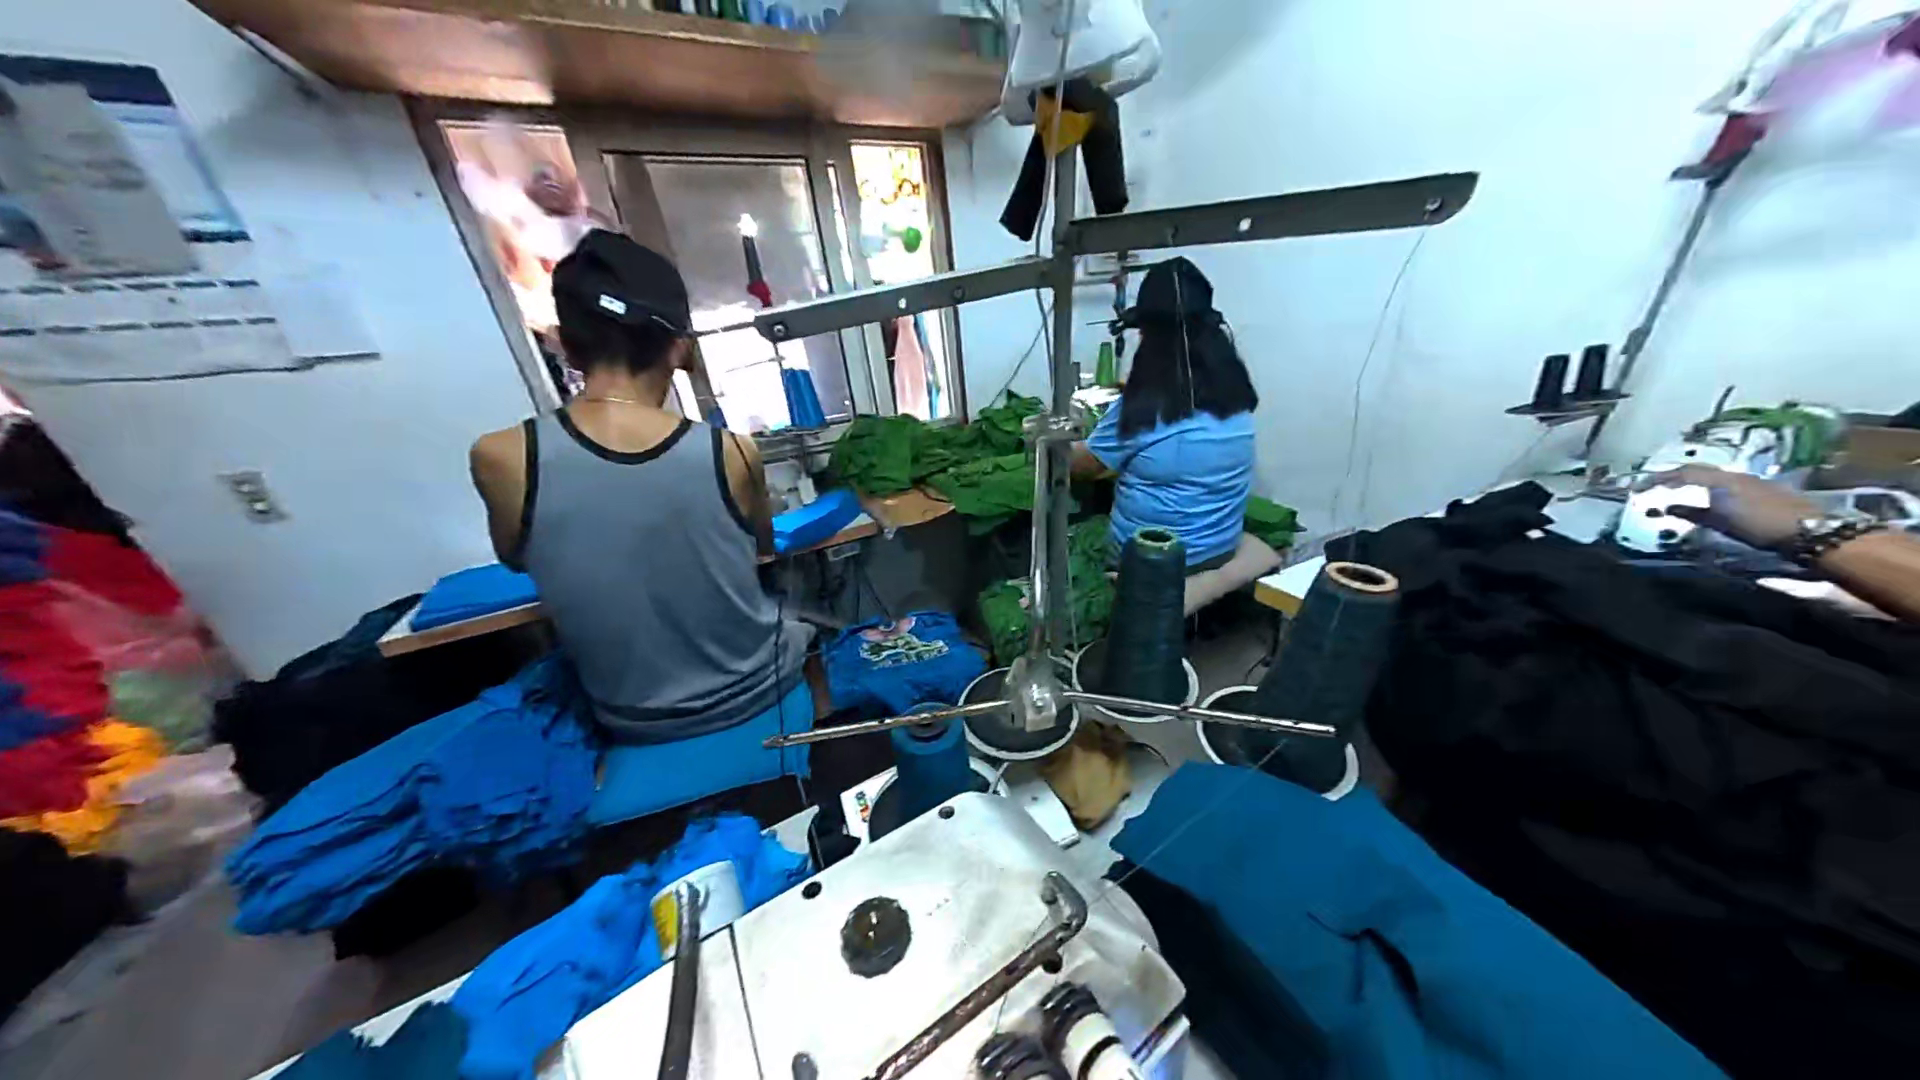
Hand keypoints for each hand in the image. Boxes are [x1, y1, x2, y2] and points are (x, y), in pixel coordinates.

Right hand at [1645, 465, 1819, 549]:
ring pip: (1713, 476)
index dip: (1658, 479)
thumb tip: (1668, 508)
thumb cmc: (1762, 527)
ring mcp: (1753, 481)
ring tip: (1679, 492)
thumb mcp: (1722, 523)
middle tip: (1655, 486)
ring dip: (1693, 481)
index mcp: (1723, 481)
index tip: (1639, 487)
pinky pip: (1727, 483)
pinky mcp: (1763, 489)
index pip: (1683, 473)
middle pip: (1699, 471)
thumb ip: (1693, 513)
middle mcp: (1737, 476)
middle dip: (1673, 477)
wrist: (1814, 532)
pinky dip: (1709, 487)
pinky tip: (1708, 498)